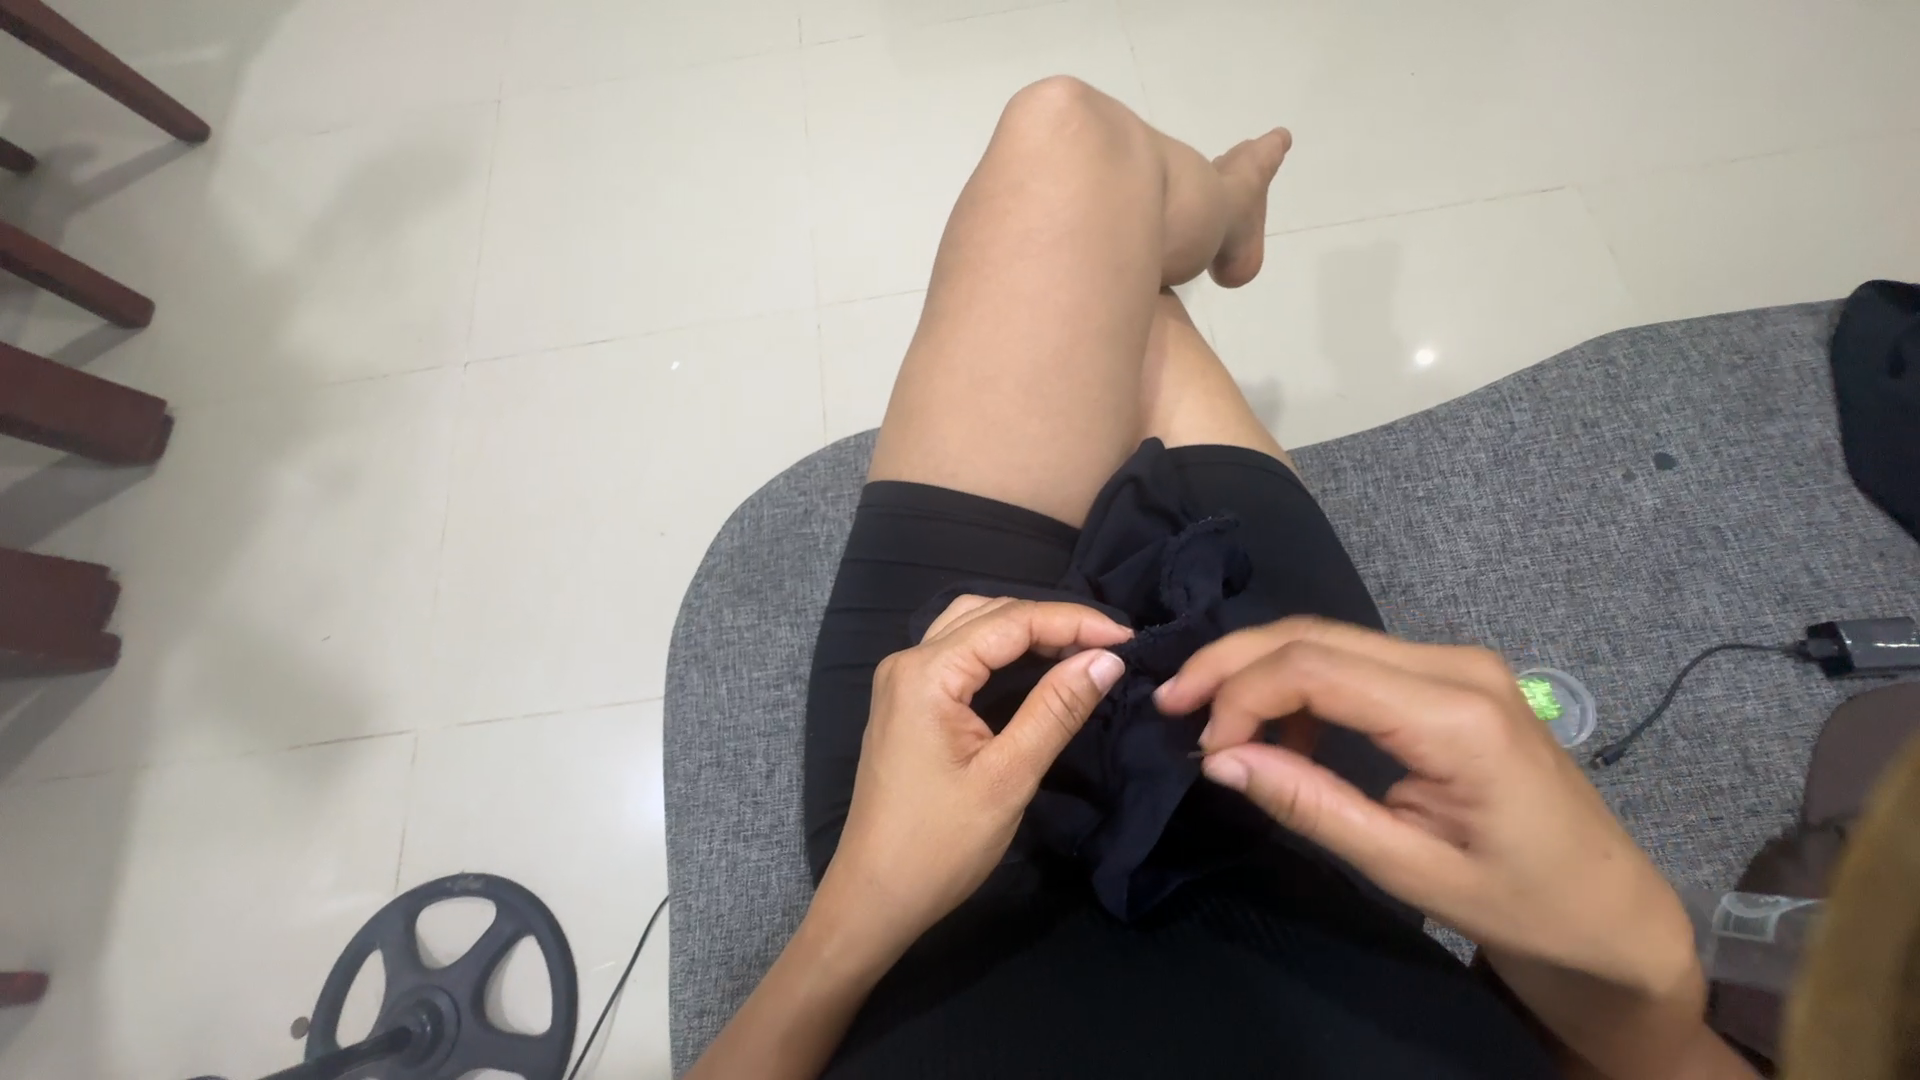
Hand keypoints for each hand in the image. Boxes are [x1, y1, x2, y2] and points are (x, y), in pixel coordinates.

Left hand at [815, 595, 1130, 959]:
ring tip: (1079, 648)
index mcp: (927, 673)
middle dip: (1052, 621)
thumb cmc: (940, 844)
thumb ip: (1056, 709)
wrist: (875, 896)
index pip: (1011, 621)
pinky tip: (1033, 664)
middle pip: (989, 614)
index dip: (1074, 622)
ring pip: (971, 627)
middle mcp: (908, 662)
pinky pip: (958, 653)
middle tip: (1109, 645)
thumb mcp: (1008, 777)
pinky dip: (1000, 650)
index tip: (1128, 638)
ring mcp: (902, 680)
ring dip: (1025, 629)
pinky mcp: (907, 701)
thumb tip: (1106, 658)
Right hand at [1157, 618, 1700, 1004]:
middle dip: (1229, 663)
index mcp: (1455, 716)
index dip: (1239, 695)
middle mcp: (1454, 665)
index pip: (1312, 668)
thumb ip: (1309, 805)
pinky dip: (1296, 685)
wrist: (1618, 916)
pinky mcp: (1446, 676)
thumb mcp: (1407, 870)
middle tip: (1171, 702)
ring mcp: (1454, 663)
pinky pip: (1349, 659)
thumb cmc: (1524, 907)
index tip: (1202, 746)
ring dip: (1256, 670)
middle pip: (1310, 635)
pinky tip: (1281, 732)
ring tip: (1210, 716)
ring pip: (1323, 638)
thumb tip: (1217, 759)